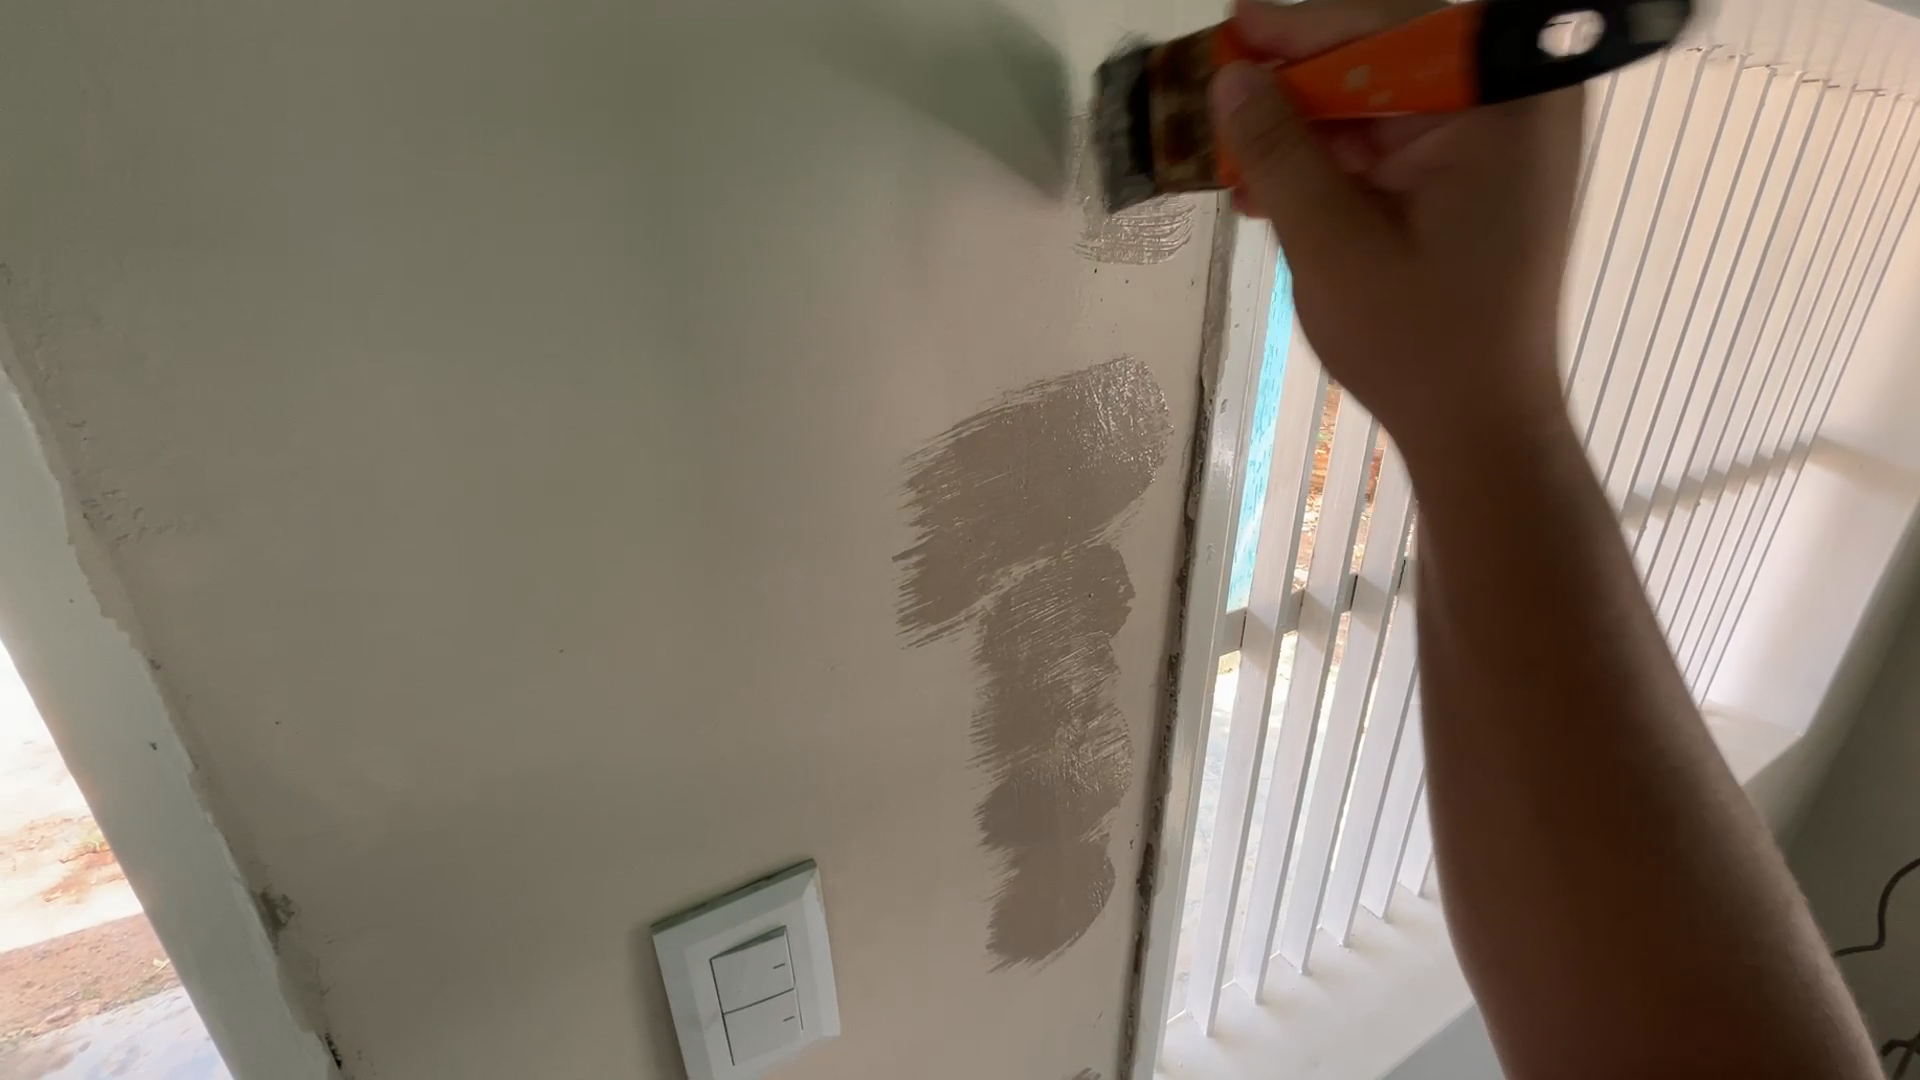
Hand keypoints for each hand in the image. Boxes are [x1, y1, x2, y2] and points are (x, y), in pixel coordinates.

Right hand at [1211, 0, 1584, 459]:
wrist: (1475, 420)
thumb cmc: (1412, 337)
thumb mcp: (1330, 243)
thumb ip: (1280, 154)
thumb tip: (1232, 80)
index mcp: (1499, 104)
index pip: (1390, 34)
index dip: (1301, 31)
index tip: (1234, 25)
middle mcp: (1511, 108)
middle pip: (1388, 67)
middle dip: (1298, 88)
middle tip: (1223, 92)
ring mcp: (1496, 150)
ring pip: (1382, 115)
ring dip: (1305, 137)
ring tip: (1233, 158)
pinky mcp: (1473, 188)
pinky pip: (1394, 156)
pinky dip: (1333, 171)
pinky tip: (1274, 194)